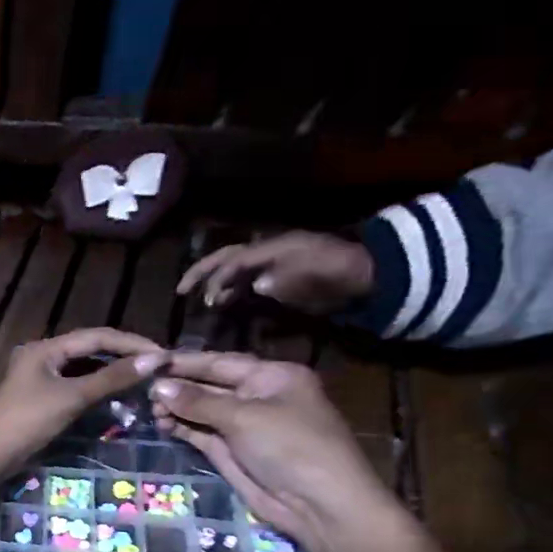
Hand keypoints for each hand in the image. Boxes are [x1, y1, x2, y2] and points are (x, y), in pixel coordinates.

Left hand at [0, 328, 166, 484]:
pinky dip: (96, 390)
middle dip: (124, 357)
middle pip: (91, 350)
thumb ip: (111, 378)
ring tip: (143, 382)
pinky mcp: (41, 398)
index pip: (97, 336)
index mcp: (45, 347)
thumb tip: (154, 359)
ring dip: (112, 375)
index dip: (131, 343)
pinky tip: (117, 397)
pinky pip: (75, 387)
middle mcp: (42, 356)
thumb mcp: (72, 398)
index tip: (163, 354)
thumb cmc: (27, 422)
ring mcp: (40, 378)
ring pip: (84, 370)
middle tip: (157, 367)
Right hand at [147, 352, 392, 547]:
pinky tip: (161, 424)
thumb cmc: (290, 446)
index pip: (221, 362)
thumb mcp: (244, 417)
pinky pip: (202, 433)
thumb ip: (199, 402)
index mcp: (272, 376)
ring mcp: (244, 426)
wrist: (317, 503)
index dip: (185, 363)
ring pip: (202, 411)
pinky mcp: (232, 452)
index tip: (150, 362)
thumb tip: (159, 388)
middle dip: (178, 387)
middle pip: (210, 386)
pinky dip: (182, 428)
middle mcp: (258, 396)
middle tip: (142, 390)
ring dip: (176, 409)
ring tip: (149, 410)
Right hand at [177, 232, 373, 313]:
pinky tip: (221, 303)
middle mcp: (270, 250)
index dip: (218, 277)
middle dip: (202, 272)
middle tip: (180, 291)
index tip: (206, 300)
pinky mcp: (278, 276)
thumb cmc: (342, 278)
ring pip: (233, 268)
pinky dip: (229, 289)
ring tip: (200, 302)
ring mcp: (273, 262)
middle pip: (228, 256)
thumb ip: (287, 281)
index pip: (238, 259)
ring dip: (214, 282)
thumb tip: (258, 284)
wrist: (372, 276)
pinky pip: (244, 278)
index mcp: (278, 248)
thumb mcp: (319, 278)